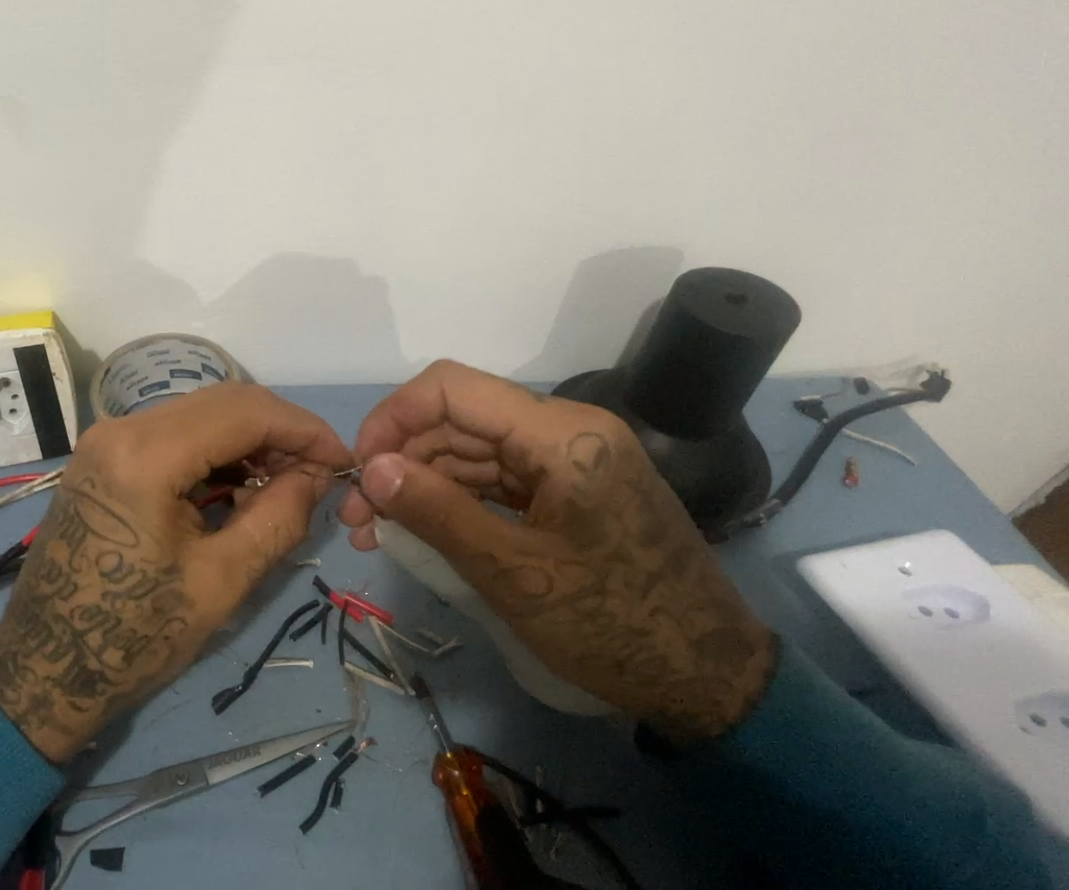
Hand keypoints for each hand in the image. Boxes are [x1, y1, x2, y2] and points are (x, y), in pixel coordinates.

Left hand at [0, 384, 351, 760]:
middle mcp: (119, 428)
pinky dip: (214, 451)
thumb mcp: (221, 580)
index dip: (303, 429)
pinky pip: (172, 433)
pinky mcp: (102, 456)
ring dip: (248, 441)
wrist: (46, 665)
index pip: (245, 411)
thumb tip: (316, 475)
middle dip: (278, 432)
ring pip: (198, 414)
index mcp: (145, 455)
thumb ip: (279, 517)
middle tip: (316, 477)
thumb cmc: (135, 635)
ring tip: (284, 486)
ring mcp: (105, 439)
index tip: (342, 461)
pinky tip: (239, 487)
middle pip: (222, 403)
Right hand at [337, 361, 776, 742]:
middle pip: (457, 419)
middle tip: (358, 518)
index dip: (393, 418)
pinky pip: (494, 479)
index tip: (359, 470)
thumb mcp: (512, 574)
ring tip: (376, 533)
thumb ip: (437, 513)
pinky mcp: (566, 490)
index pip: (452, 389)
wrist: (710, 680)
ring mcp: (567, 461)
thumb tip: (370, 470)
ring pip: (470, 450)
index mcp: (561, 436)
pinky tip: (417, 531)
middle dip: (399, 460)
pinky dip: (452, 501)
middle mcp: (564, 431)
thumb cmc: (613, 626)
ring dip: (419, 484)